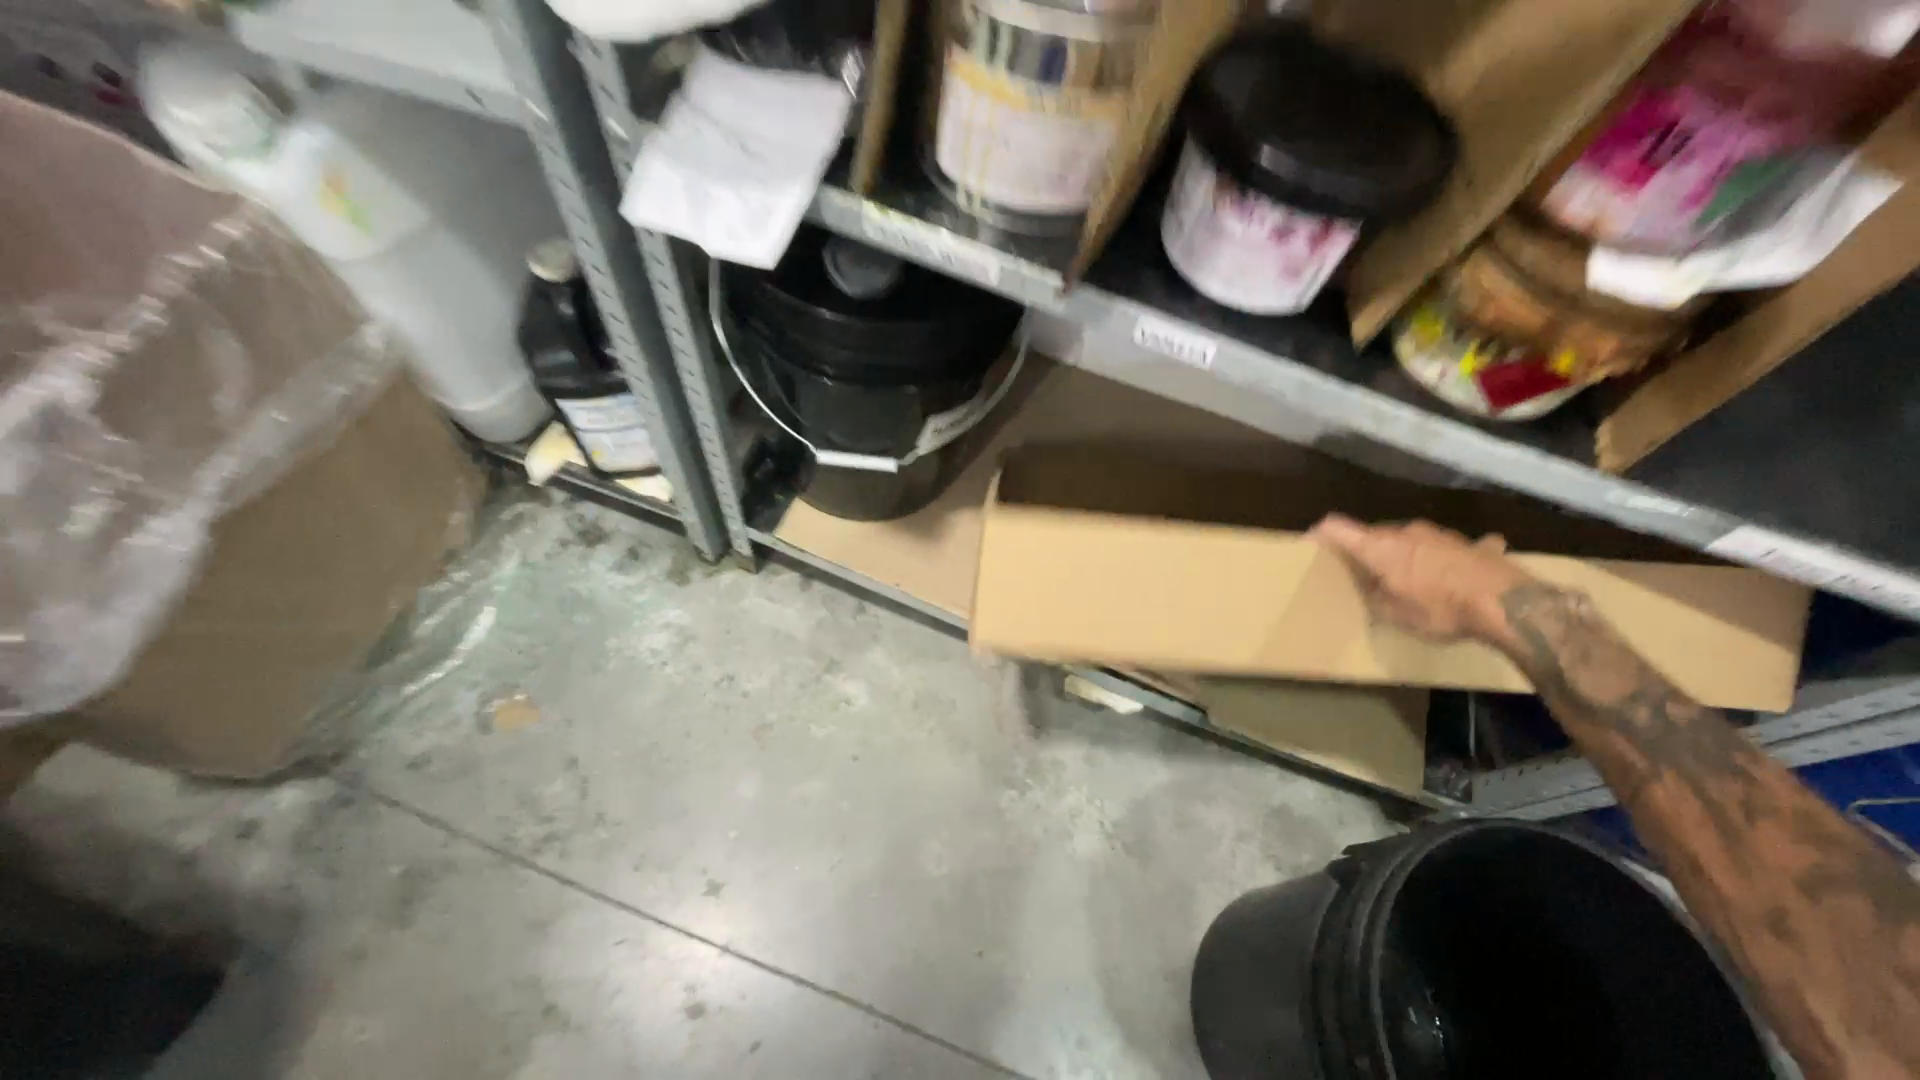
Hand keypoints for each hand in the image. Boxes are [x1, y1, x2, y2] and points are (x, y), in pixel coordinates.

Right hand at [1308, 514, 1532, 642]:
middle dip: (1368, 550)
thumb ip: (1376, 597)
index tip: (1310, 539)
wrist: (1505, 604)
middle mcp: (1407, 532)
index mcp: (1380, 547)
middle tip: (1365, 573)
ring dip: (1406, 555)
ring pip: (1412, 540)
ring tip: (1409, 578)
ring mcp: (1442, 535)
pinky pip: (1454, 549)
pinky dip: (1448, 559)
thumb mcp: (1395, 615)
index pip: (1339, 528)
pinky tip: (1458, 570)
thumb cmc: (1438, 609)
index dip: (1321, 533)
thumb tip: (1372, 589)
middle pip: (1377, 535)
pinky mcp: (1472, 545)